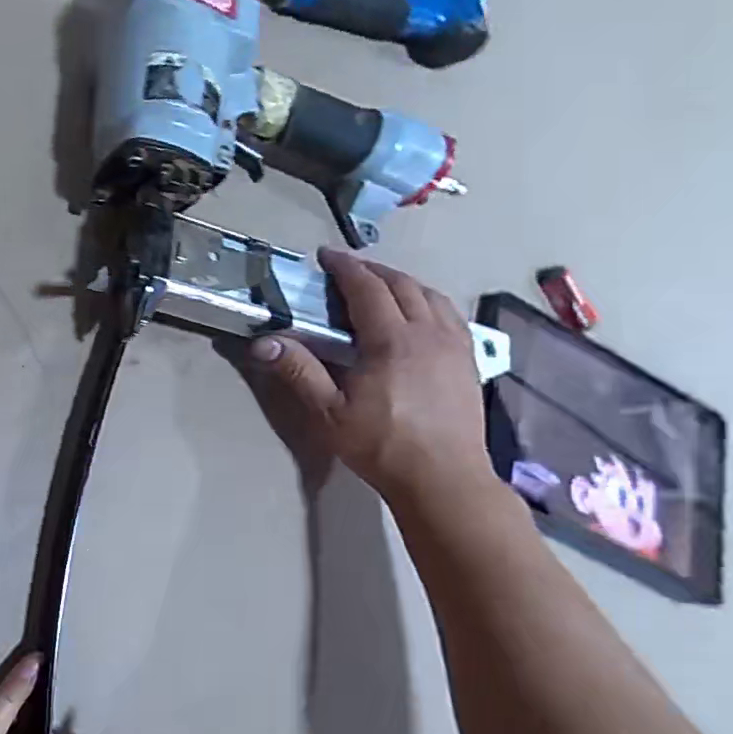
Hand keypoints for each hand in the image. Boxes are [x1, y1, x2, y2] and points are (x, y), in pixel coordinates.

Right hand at [248, 249, 493, 502]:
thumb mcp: (330, 412)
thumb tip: (263, 343)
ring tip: (380, 285)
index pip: (367, 289)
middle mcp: (428, 332)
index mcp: (392, 340)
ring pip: (431, 295)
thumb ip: (300, 372)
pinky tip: (418, 313)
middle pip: (402, 285)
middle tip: (347, 269)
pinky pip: (449, 314)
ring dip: (402, 283)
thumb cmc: (381, 445)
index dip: (345, 268)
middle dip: (372, 271)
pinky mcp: (468, 360)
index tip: (326, 256)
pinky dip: (428, 301)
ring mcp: (455, 345)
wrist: (444, 477)